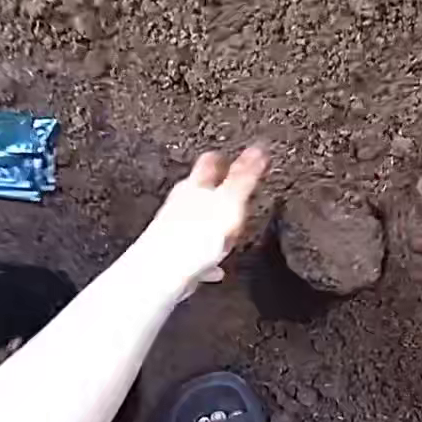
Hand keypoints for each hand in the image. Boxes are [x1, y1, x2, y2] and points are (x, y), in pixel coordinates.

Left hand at [134, 144, 268, 295]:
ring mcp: (176, 230)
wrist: (163, 271)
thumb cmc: (193, 235)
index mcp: (194, 187)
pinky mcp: (177, 256)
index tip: (232, 156)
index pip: (209, 162)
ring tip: (224, 229)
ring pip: (196, 222)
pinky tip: (214, 267)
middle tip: (226, 189)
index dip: (222, 158)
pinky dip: (207, 256)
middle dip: (213, 189)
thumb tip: (258, 150)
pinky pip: (196, 253)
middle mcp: (181, 205)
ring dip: (210, 223)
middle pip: (199, 190)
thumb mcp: (229, 201)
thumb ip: (245, 176)